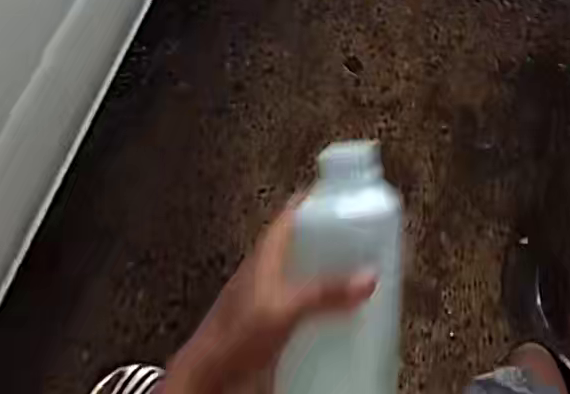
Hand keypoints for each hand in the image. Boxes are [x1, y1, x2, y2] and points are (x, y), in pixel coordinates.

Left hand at [163, 196, 376, 393]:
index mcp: (268, 250)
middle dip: (335, 235)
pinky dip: (324, 296)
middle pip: (307, 238)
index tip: (347, 194)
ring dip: (331, 267)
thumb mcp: (284, 309)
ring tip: (360, 268)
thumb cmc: (229, 339)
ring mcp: (270, 294)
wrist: (201, 385)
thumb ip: (327, 293)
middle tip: (365, 233)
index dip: (320, 198)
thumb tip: (368, 278)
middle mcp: (269, 267)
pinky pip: (306, 298)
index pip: (295, 210)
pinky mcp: (273, 321)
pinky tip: (339, 307)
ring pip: (307, 268)